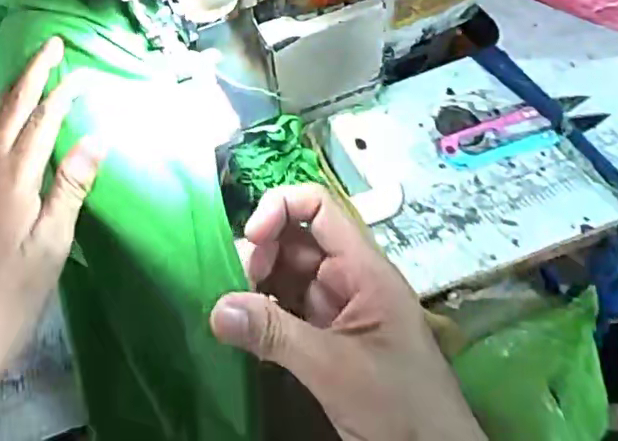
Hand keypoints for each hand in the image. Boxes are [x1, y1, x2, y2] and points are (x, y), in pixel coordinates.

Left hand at [0, 37, 106, 440]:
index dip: (64, 92)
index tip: (84, 71)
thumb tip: (96, 136)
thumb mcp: (52, 245)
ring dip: (10, 90)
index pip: (43, 120)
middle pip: (11, 108)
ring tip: (25, 72)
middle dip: (33, 73)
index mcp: (15, 177)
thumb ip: (71, 186)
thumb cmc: (10, 294)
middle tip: (51, 45)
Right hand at [210, 184, 484, 440]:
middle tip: (236, 285)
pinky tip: (245, 327)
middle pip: (296, 240)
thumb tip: (217, 308)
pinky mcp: (328, 340)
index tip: (251, 238)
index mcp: (362, 267)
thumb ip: (276, 335)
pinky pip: (289, 309)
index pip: (318, 208)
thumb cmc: (400, 408)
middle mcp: (349, 278)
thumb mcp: (335, 368)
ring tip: (234, 307)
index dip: (281, 208)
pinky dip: (264, 312)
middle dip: (262, 252)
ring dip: (258, 283)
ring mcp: (338, 309)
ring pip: (288, 274)